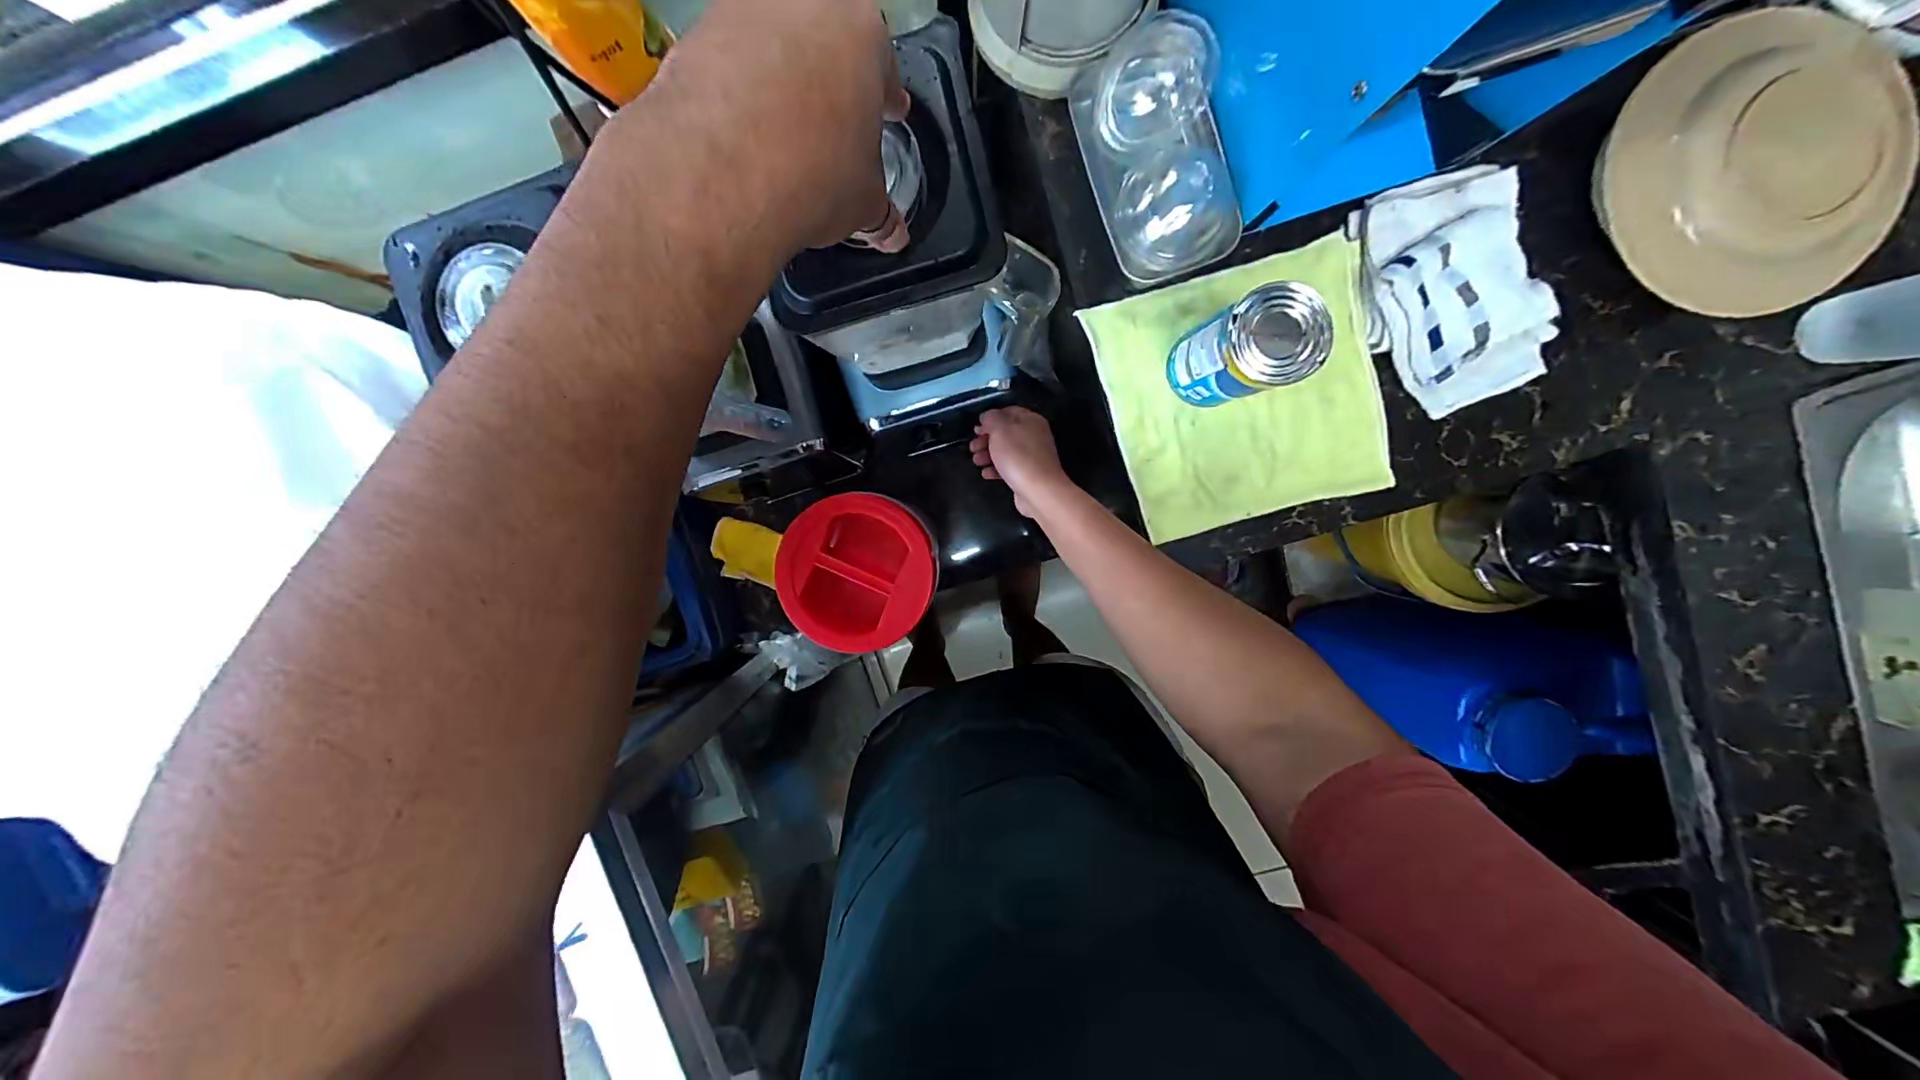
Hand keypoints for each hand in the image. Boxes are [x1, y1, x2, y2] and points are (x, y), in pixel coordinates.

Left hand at [626, 0, 908, 254]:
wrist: (722, 175)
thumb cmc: (807, 172)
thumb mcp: (864, 203)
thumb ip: (879, 208)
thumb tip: (886, 227)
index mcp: (863, 32)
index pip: (884, 66)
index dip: (885, 101)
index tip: (884, 116)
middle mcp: (803, 5)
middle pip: (825, 49)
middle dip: (830, 90)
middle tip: (831, 135)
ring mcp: (744, 13)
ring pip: (774, 51)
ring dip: (781, 91)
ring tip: (782, 146)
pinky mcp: (695, 37)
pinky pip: (728, 67)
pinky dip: (738, 98)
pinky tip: (743, 143)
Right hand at [971, 406, 1073, 517]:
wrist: (1038, 490)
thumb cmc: (1018, 455)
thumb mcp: (1000, 429)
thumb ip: (991, 418)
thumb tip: (987, 417)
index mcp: (1030, 420)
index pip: (1008, 412)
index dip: (990, 418)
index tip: (976, 429)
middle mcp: (1033, 435)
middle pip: (1005, 433)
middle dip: (986, 439)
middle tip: (973, 447)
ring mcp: (1032, 456)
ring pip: (1005, 451)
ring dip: (988, 455)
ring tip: (976, 461)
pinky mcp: (1028, 474)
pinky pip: (1009, 467)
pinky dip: (996, 469)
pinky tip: (986, 473)